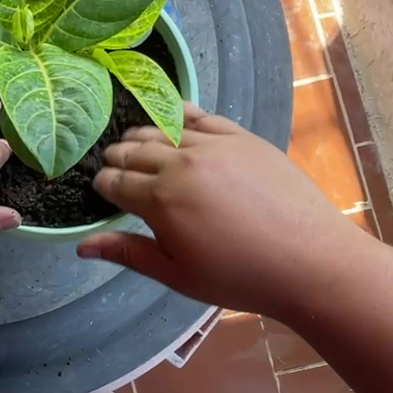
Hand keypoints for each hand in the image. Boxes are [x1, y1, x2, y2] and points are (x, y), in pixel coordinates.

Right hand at [76, 103, 379, 321]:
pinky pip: (200, 116)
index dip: (103, 185)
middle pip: (132, 150)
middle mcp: (180, 163)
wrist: (311, 261)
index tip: (103, 191)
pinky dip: (179, 114)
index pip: (114, 181)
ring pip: (161, 130)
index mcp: (159, 200)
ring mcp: (212, 145)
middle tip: (116, 170)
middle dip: (117, 160)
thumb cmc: (239, 277)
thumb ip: (127, 252)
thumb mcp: (176, 273)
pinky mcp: (241, 136)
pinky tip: (171, 117)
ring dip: (142, 138)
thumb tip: (80, 246)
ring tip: (138, 147)